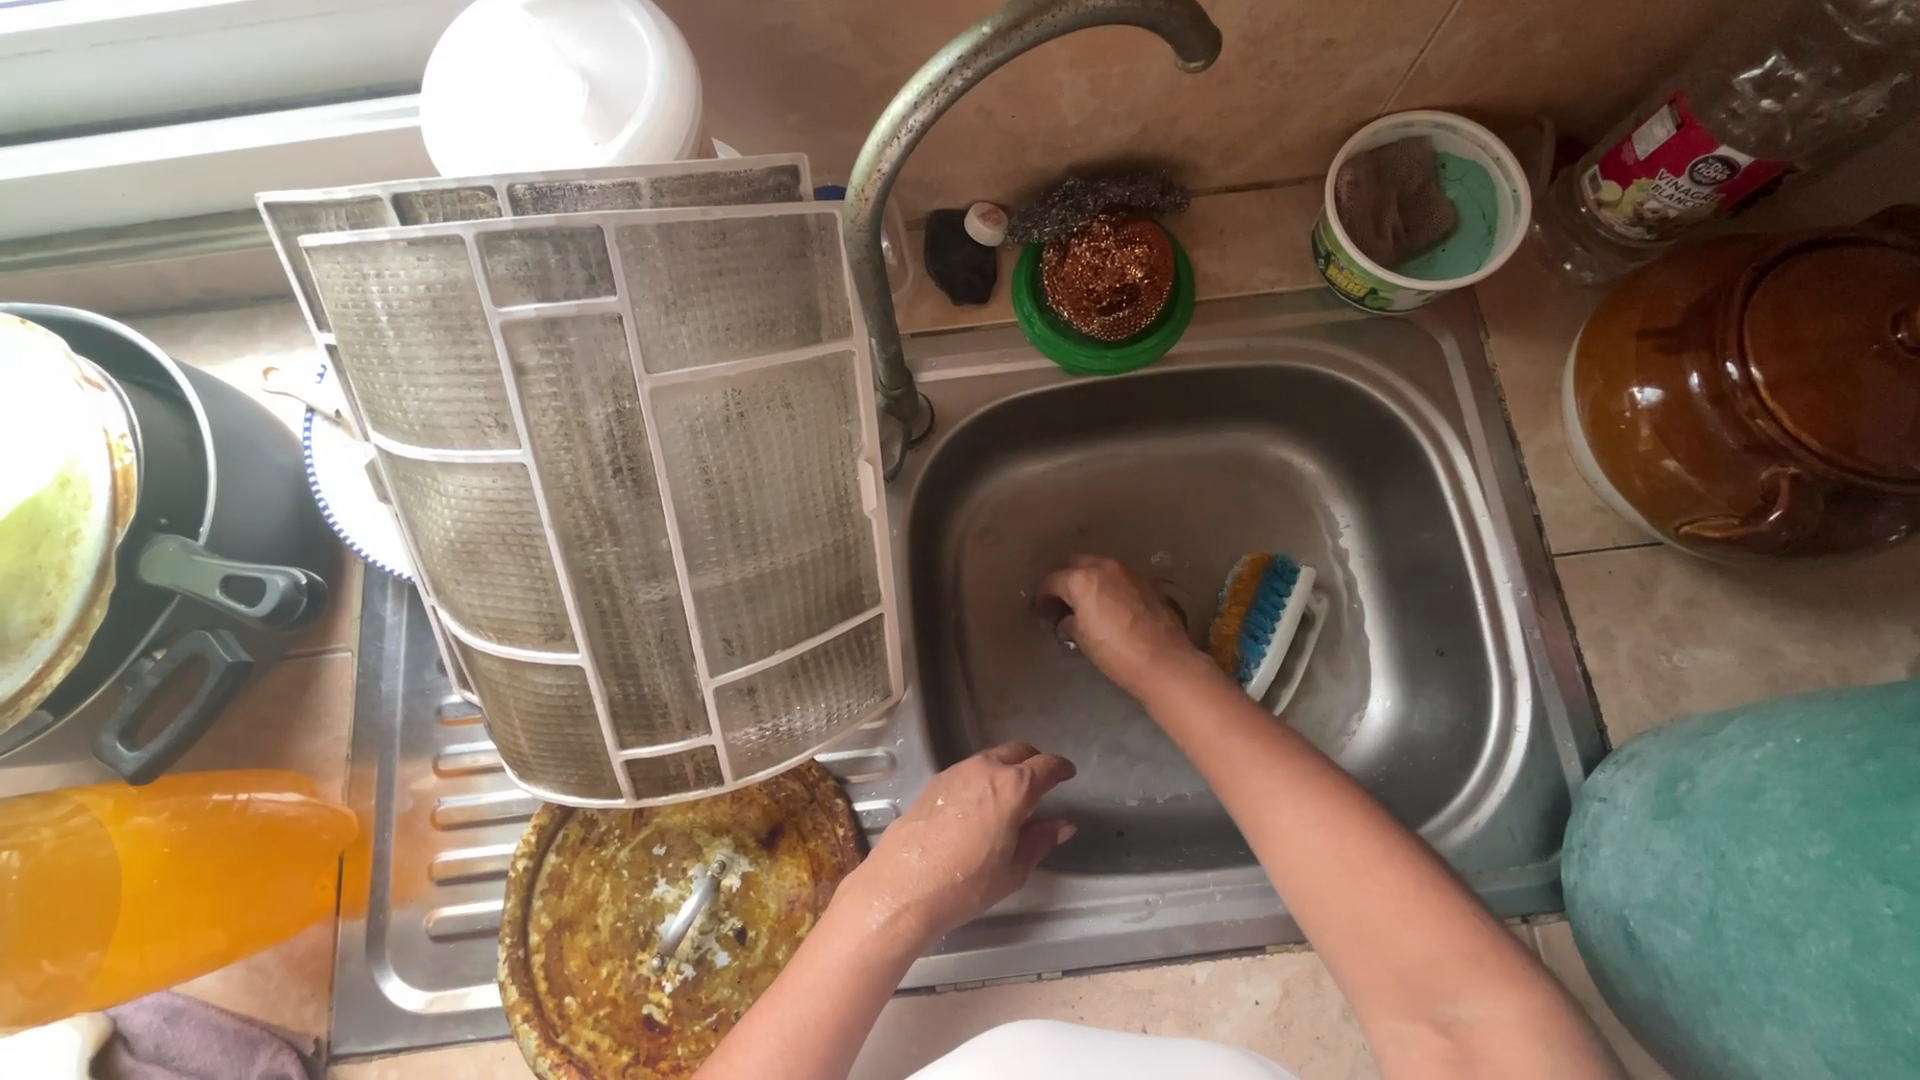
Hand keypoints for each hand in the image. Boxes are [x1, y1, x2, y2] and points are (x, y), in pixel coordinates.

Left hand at [836, 743, 1075, 947]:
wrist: (903, 887)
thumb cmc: (966, 884)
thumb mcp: (1014, 869)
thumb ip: (1041, 840)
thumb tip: (1063, 825)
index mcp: (1013, 788)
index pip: (1045, 766)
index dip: (1061, 768)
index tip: (1068, 773)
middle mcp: (985, 769)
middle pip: (1017, 751)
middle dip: (1034, 761)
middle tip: (1043, 781)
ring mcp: (956, 772)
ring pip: (990, 758)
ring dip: (1007, 767)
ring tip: (1012, 794)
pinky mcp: (934, 782)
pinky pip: (968, 770)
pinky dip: (983, 776)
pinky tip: (980, 803)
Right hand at [1040, 554, 1208, 698]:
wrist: (1164, 660)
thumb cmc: (1115, 652)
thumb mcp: (1083, 639)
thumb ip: (1070, 622)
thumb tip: (1068, 620)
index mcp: (1081, 579)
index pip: (1053, 581)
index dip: (1043, 595)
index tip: (1041, 608)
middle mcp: (1104, 567)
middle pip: (1076, 563)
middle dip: (1066, 578)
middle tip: (1062, 599)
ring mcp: (1129, 572)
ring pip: (1101, 566)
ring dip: (1090, 579)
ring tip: (1087, 601)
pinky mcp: (1147, 582)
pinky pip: (1120, 577)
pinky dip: (1111, 585)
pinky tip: (1112, 605)